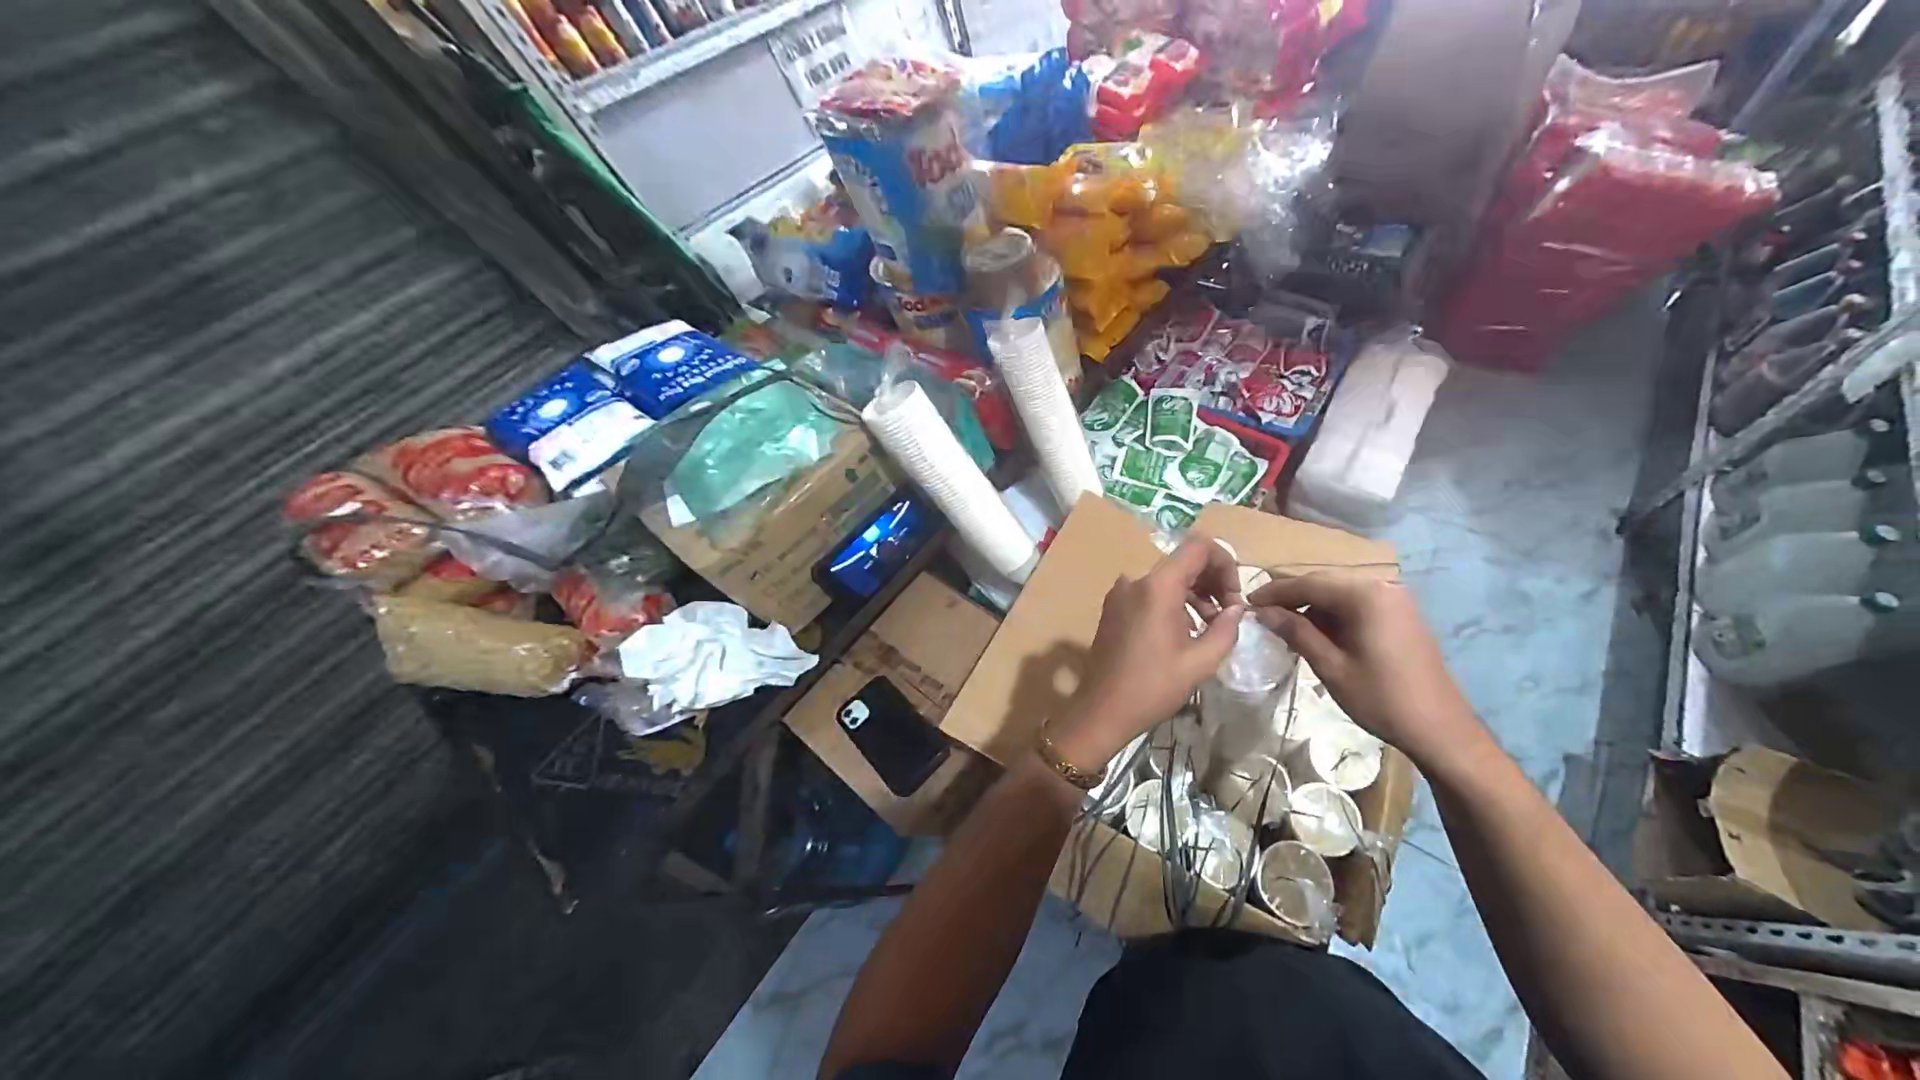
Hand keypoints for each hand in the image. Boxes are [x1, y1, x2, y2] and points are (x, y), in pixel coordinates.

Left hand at [1050, 537, 1244, 769]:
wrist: (1102, 709)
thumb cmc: (1153, 687)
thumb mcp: (1201, 661)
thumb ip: (1225, 628)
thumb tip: (1236, 609)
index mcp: (1157, 586)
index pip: (1199, 546)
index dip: (1225, 562)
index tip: (1234, 596)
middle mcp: (1135, 580)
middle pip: (1183, 561)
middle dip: (1212, 580)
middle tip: (1229, 613)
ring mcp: (1120, 592)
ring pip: (1167, 577)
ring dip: (1194, 593)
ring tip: (1211, 626)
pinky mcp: (1113, 607)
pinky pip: (1150, 592)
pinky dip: (1173, 602)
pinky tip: (1185, 631)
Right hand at [1248, 572, 1487, 773]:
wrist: (1441, 729)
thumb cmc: (1381, 699)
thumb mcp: (1331, 666)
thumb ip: (1296, 632)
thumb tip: (1263, 611)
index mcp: (1365, 596)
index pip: (1308, 583)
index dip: (1274, 592)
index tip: (1247, 603)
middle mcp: (1382, 587)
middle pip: (1324, 582)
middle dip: (1291, 597)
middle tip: (1262, 614)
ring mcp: (1396, 600)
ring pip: (1340, 592)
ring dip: (1312, 606)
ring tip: (1287, 628)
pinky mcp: (1401, 614)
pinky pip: (1357, 603)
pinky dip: (1333, 613)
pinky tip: (1318, 633)